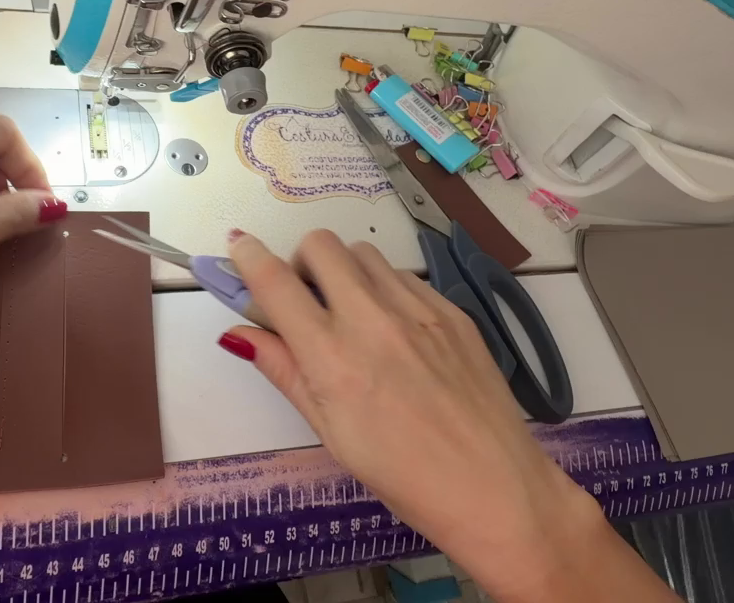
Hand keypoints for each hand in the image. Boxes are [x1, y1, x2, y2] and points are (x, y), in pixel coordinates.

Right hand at [222, 231, 666, 600]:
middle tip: (309, 298)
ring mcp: (417, 308)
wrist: (496, 489)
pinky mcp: (451, 309)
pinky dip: (385, 289)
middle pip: (319, 244)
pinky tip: (398, 332)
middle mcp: (371, 318)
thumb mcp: (330, 430)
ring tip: (355, 314)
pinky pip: (403, 275)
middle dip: (302, 261)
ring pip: (362, 253)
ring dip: (345, 271)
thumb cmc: (401, 474)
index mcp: (332, 356)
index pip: (275, 281)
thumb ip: (283, 370)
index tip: (238, 245)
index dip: (248, 255)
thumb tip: (238, 334)